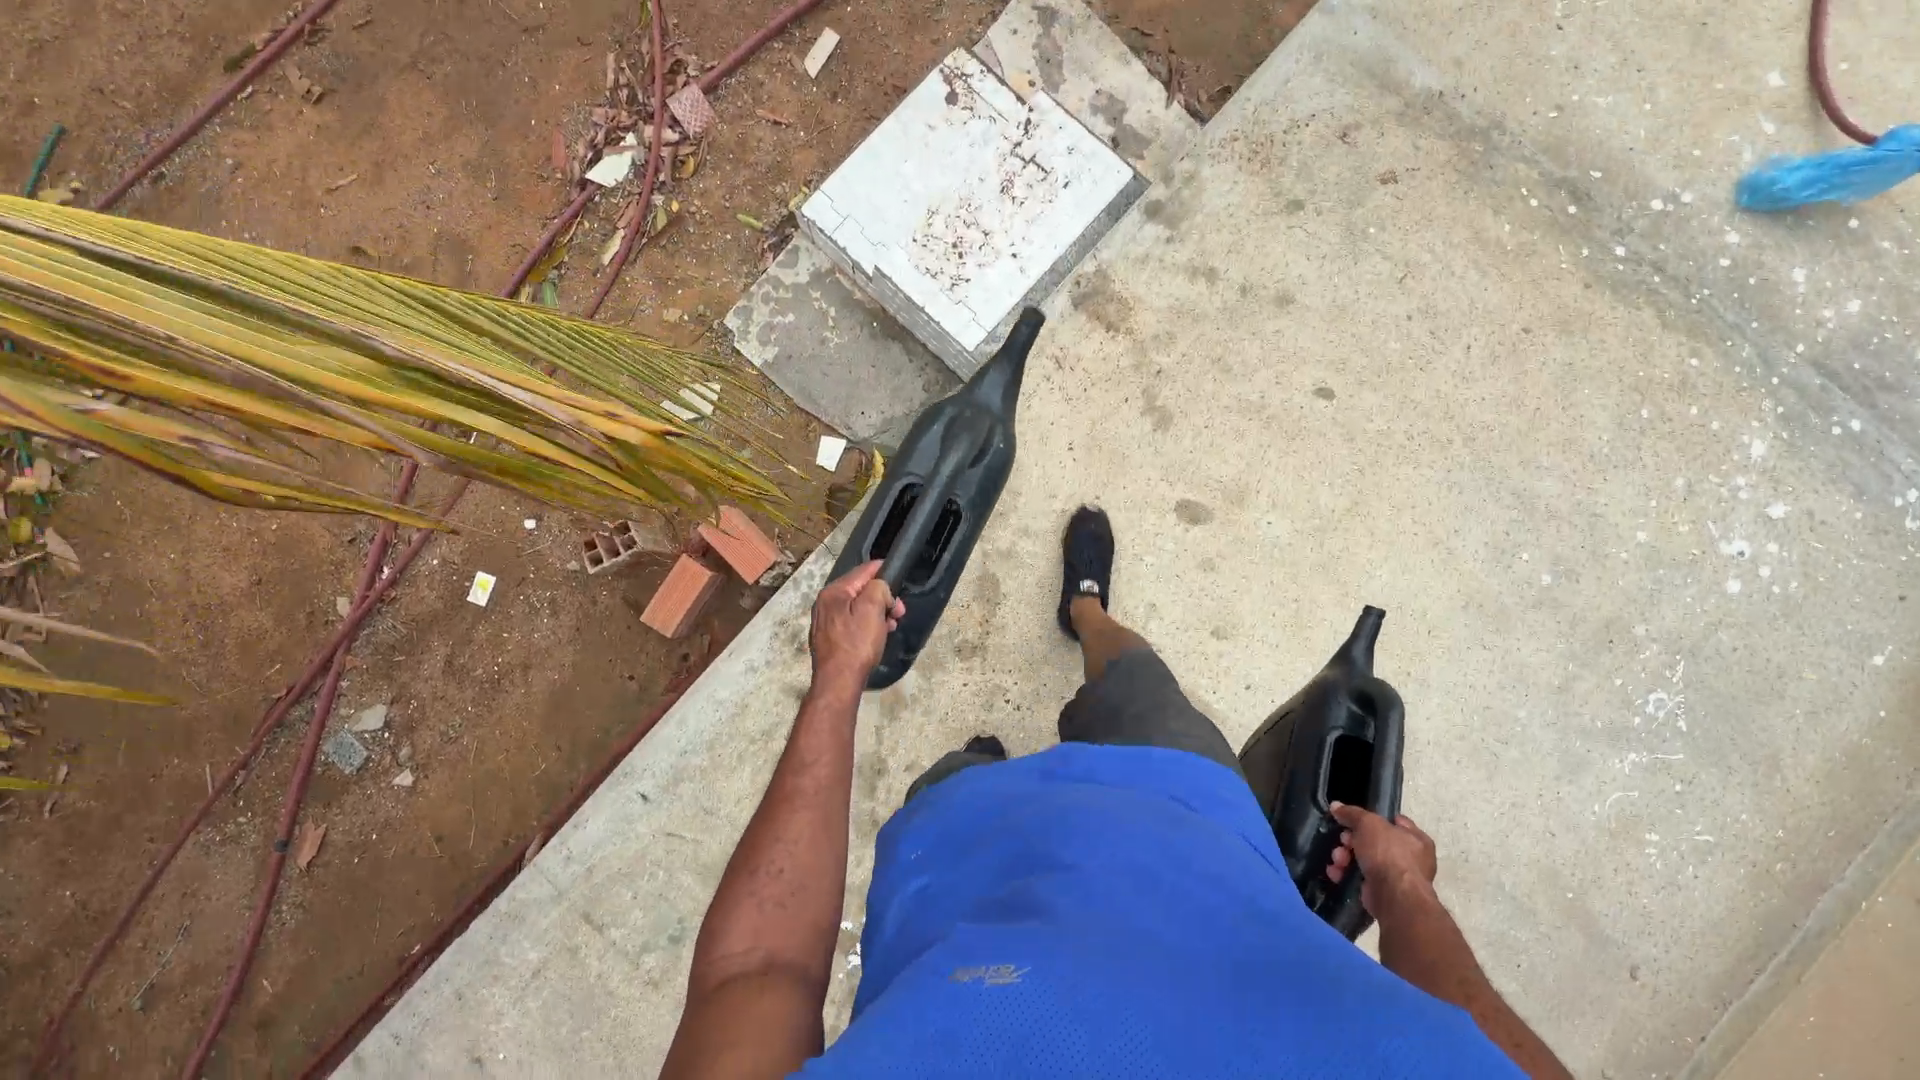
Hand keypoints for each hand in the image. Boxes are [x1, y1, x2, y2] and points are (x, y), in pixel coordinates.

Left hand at [809, 560, 903, 686]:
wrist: (838, 681)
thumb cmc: (857, 644)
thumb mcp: (872, 609)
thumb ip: (878, 588)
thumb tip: (880, 587)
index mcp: (833, 592)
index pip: (862, 571)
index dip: (882, 570)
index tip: (898, 573)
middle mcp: (825, 604)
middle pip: (860, 590)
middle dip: (883, 597)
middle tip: (900, 611)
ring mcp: (825, 622)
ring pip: (857, 608)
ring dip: (878, 612)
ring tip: (892, 625)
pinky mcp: (829, 638)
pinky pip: (852, 622)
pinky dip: (868, 624)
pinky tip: (878, 635)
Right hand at [1326, 802, 1439, 921]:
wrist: (1393, 896)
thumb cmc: (1387, 853)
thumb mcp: (1368, 823)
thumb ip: (1352, 813)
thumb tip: (1336, 806)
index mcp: (1415, 838)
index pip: (1393, 822)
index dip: (1372, 819)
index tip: (1353, 820)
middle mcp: (1409, 858)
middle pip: (1373, 841)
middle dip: (1351, 840)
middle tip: (1343, 841)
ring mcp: (1396, 876)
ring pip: (1363, 859)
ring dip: (1345, 857)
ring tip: (1338, 860)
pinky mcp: (1382, 892)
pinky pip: (1360, 877)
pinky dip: (1346, 874)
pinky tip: (1336, 872)